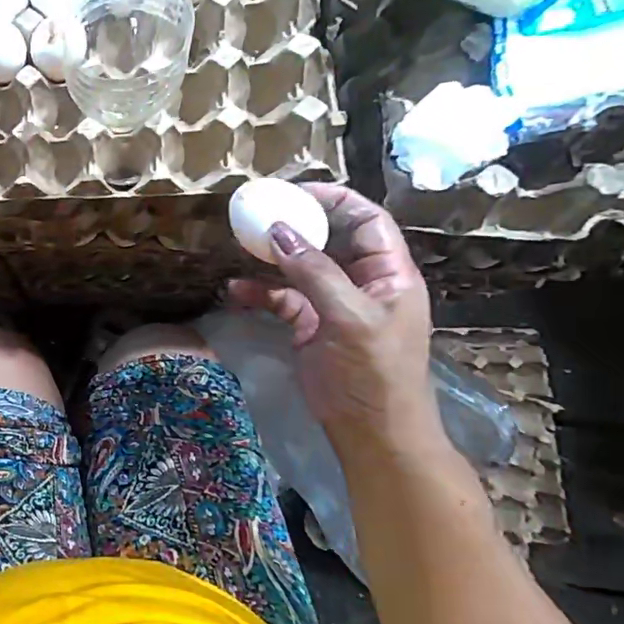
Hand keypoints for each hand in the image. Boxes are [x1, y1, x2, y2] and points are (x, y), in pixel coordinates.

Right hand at [226, 184, 436, 447]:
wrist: (369, 431)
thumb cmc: (376, 373)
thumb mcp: (351, 318)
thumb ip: (315, 273)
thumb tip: (278, 231)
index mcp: (389, 273)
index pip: (367, 221)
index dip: (335, 200)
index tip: (294, 192)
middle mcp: (361, 282)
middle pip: (328, 239)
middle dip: (294, 226)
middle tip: (256, 214)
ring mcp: (332, 303)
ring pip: (298, 268)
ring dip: (269, 260)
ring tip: (239, 248)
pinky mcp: (308, 325)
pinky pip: (280, 298)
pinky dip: (258, 293)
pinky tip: (234, 292)